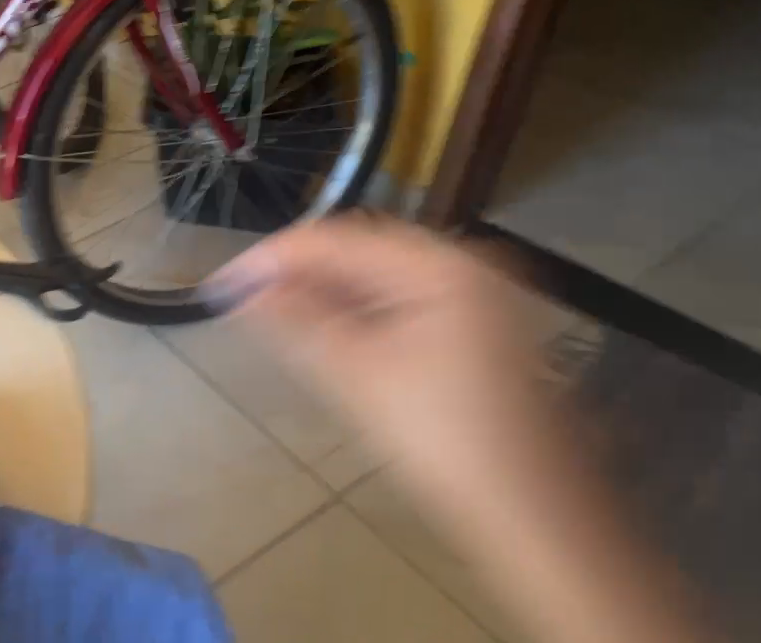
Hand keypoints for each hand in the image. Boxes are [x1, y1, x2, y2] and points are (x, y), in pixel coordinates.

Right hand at [207, 215, 558, 508]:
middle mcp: (462, 264)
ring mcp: (474, 293)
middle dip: (294, 271)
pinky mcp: (474, 322)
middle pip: (355, 249)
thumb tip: (240, 289)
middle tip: (242, 298)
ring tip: (269, 312)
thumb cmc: (445, 443)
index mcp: (440, 266)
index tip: (220, 284)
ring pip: (373, 272)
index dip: (270, 259)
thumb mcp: (356, 374)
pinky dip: (353, 307)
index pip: (334, 240)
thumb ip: (293, 319)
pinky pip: (396, 295)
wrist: (540, 520)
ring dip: (320, 289)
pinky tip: (318, 326)